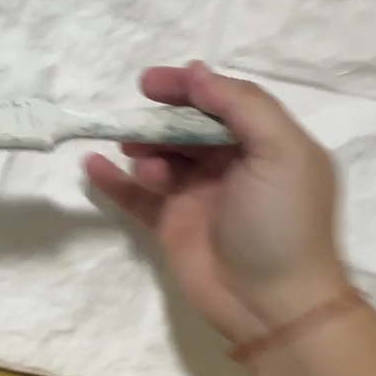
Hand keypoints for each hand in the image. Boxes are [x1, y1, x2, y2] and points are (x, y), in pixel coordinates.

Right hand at [85, 62, 349, 342]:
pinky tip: (92, 166)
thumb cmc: (282, 223)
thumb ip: (242, 106)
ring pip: (160, 157)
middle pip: (186, 127)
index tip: (151, 83)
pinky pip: (137, 195)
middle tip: (135, 123)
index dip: (188, 87)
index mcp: (265, 143)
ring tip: (145, 167)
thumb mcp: (281, 153)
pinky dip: (113, 180)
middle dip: (160, 120)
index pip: (222, 101)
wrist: (271, 303)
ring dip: (144, 150)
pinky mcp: (171, 224)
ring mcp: (198, 195)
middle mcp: (232, 165)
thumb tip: (198, 72)